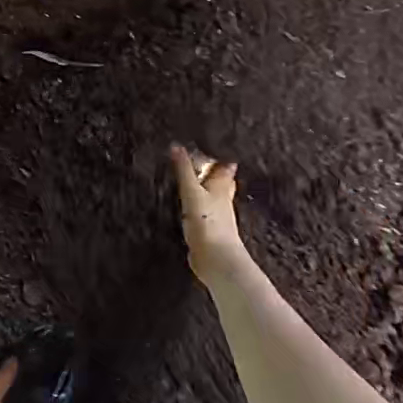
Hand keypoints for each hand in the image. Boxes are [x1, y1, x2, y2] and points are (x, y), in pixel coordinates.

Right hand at [169, 144, 250, 280]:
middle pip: (222, 180)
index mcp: (222, 185)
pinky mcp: (208, 229)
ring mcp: (217, 215)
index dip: (221, 154)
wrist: (215, 258)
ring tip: (196, 180)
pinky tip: (191, 207)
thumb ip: (184, 169)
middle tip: (205, 160)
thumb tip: (176, 146)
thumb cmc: (209, 223)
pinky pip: (204, 213)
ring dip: (207, 189)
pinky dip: (199, 207)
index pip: (225, 164)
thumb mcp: (191, 191)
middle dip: (215, 171)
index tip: (213, 144)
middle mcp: (223, 198)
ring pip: (214, 196)